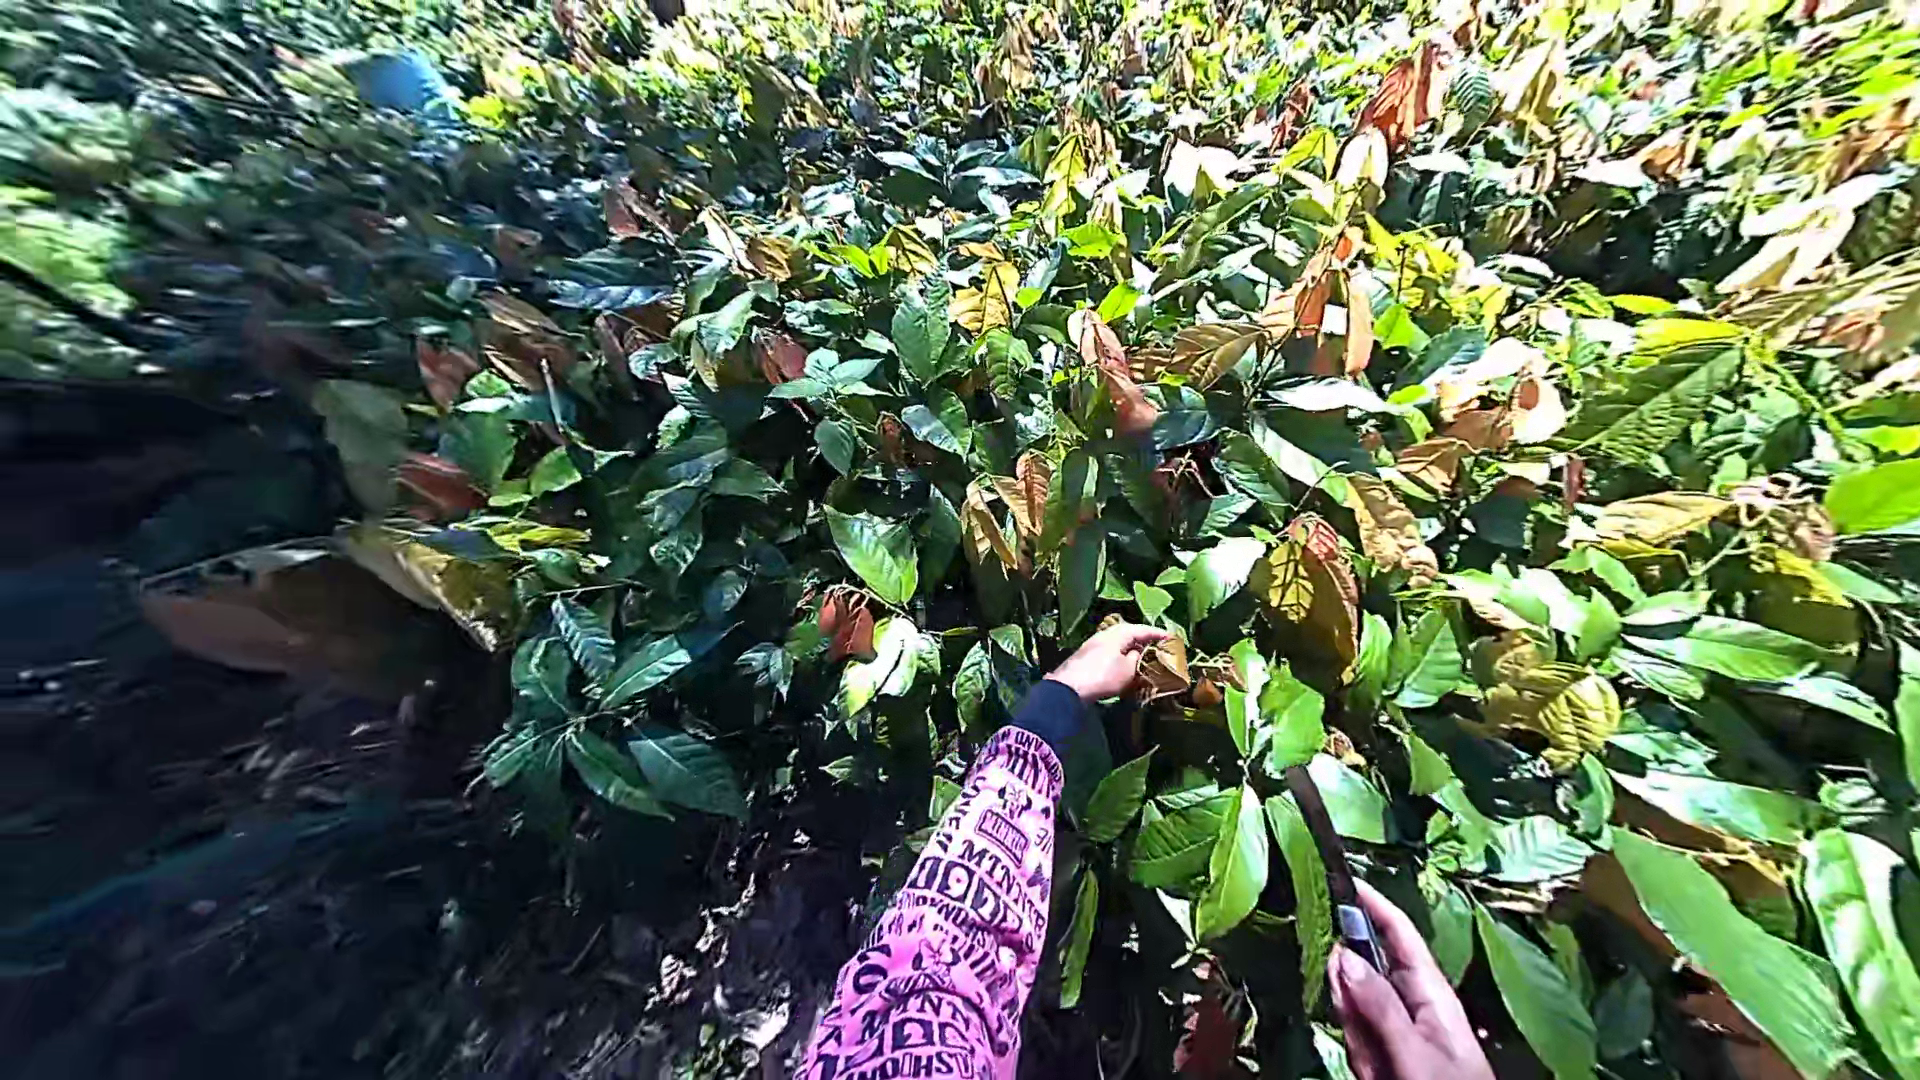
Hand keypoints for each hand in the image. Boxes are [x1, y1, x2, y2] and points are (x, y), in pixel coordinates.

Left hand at [1046, 621, 1169, 702]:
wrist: (1070, 686)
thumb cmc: (1103, 675)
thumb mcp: (1128, 668)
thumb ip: (1136, 657)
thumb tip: (1137, 651)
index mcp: (1118, 633)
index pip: (1142, 629)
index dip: (1158, 634)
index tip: (1171, 638)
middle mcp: (1106, 633)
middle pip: (1129, 632)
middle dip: (1143, 639)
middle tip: (1158, 645)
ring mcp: (1095, 643)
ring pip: (1118, 641)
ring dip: (1131, 647)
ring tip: (1144, 655)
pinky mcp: (1088, 655)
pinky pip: (1111, 650)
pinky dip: (1121, 654)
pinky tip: (1124, 663)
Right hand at [1329, 881, 1492, 1079]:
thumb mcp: (1419, 1059)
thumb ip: (1380, 1006)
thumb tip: (1342, 952)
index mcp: (1432, 993)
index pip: (1398, 932)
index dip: (1372, 901)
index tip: (1337, 876)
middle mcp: (1411, 1001)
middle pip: (1363, 964)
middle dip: (1350, 990)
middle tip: (1357, 1028)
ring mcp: (1396, 1025)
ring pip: (1352, 999)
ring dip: (1354, 1029)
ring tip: (1375, 1067)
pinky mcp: (1383, 1048)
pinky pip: (1353, 1030)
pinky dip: (1358, 1053)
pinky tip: (1374, 1074)